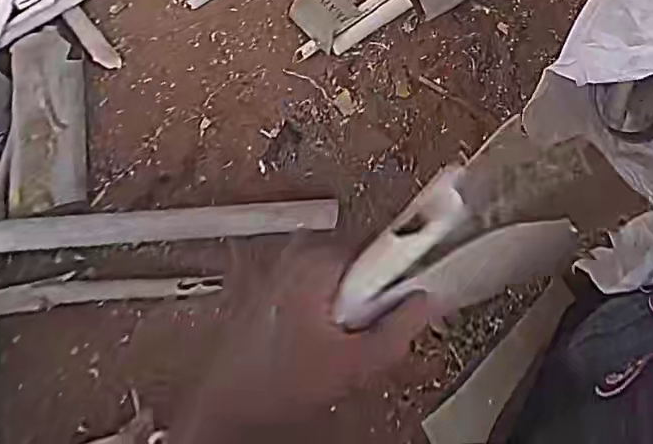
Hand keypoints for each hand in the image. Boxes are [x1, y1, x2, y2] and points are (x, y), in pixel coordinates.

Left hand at [175, 238, 435, 441]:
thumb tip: (427, 302)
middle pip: (367, 257)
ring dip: (355, 297)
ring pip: (346, 269)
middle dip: (377, 289)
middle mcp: (302, 249)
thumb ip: (396, 331)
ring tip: (343, 335)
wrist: (225, 411)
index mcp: (320, 259)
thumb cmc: (274, 388)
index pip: (384, 241)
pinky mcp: (280, 275)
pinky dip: (333, 298)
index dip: (407, 265)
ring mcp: (288, 261)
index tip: (426, 273)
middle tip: (373, 324)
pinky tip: (324, 333)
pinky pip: (325, 276)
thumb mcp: (350, 367)